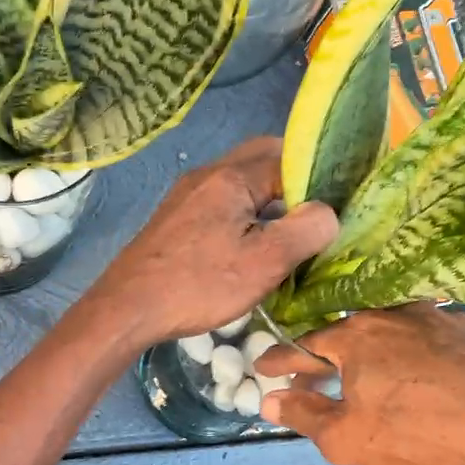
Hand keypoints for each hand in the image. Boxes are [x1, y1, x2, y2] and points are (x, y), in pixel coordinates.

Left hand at [85, 138, 337, 345]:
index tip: (338, 204)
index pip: (290, 156)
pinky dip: (241, 215)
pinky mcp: (172, 221)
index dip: (319, 177)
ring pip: (238, 184)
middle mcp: (206, 175)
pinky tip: (247, 246)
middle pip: (261, 160)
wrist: (126, 308)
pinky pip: (218, 204)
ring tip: (286, 234)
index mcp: (231, 176)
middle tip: (314, 216)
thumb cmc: (197, 285)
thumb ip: (305, 231)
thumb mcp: (263, 263)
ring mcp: (184, 197)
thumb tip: (328, 213)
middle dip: (293, 181)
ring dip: (266, 200)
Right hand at [255, 303, 464, 464]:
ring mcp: (443, 318)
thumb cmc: (416, 432)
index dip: (279, 361)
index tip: (263, 368)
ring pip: (396, 332)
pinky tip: (428, 377)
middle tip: (313, 376)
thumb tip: (270, 401)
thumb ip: (303, 415)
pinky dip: (422, 357)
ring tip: (371, 375)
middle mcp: (395, 315)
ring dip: (377, 353)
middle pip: (349, 334)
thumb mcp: (345, 438)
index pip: (303, 346)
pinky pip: (437, 342)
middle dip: (327, 357)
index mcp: (355, 336)